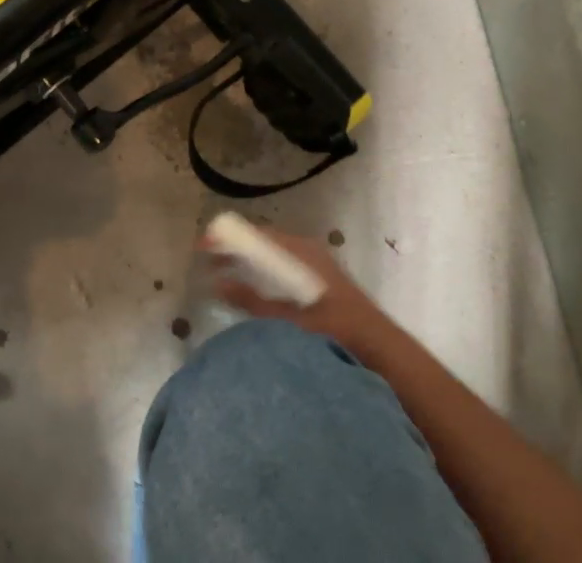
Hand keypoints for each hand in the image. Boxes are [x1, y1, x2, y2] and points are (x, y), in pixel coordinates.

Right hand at [204, 227, 387, 346]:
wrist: (378, 347)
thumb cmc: (333, 329)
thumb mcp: (287, 318)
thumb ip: (250, 300)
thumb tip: (215, 283)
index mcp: (299, 252)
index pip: (254, 234)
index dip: (227, 237)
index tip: (203, 245)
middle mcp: (306, 251)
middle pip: (261, 241)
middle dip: (232, 249)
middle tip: (207, 261)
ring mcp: (313, 263)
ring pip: (270, 254)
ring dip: (245, 261)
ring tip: (221, 274)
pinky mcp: (318, 279)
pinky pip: (281, 265)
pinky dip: (260, 270)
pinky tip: (251, 287)